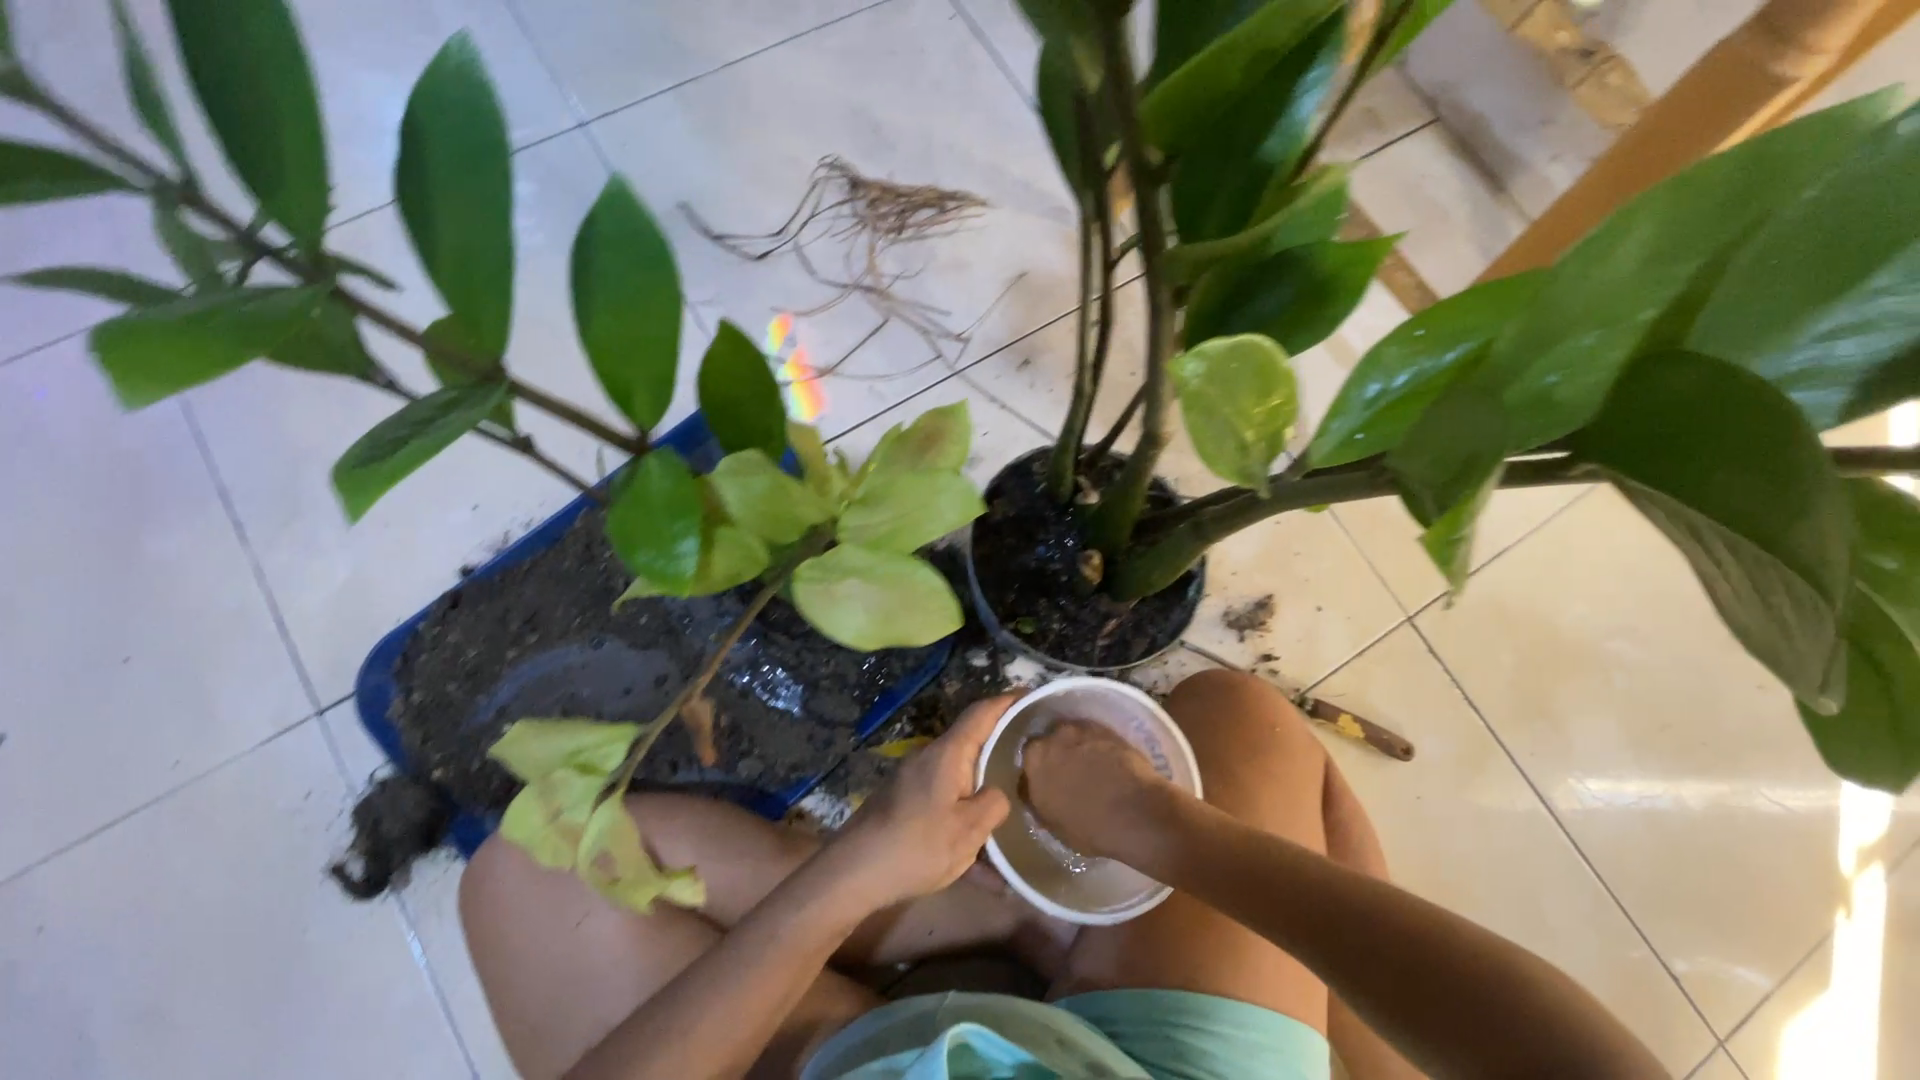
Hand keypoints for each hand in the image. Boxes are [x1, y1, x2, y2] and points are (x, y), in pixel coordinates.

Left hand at [823, 695, 1014, 909]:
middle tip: (1036, 760)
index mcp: (948, 754)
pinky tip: (985, 874)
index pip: (982, 713)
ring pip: (961, 783)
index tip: (1034, 697)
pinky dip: (966, 829)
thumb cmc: (915, 845)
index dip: (1009, 702)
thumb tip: (998, 794)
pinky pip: (946, 809)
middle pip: (973, 745)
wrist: (854, 873)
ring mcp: (914, 783)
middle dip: (1003, 751)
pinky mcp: (906, 807)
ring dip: (985, 800)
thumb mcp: (968, 830)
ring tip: (1016, 821)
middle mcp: (930, 759)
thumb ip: (993, 804)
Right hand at [1019, 719, 1178, 859]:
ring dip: (1078, 746)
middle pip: (1049, 742)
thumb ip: (1038, 799)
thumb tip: (1036, 791)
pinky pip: (1096, 734)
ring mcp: (1082, 730)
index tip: (1047, 782)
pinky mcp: (1109, 729)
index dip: (1038, 772)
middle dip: (1056, 754)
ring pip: (1073, 735)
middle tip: (1069, 773)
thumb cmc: (1089, 828)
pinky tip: (1109, 760)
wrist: (1136, 814)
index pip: (1027, 761)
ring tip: (1092, 766)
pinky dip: (1099, 744)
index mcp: (1033, 761)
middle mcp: (1053, 738)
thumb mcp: (1051, 822)